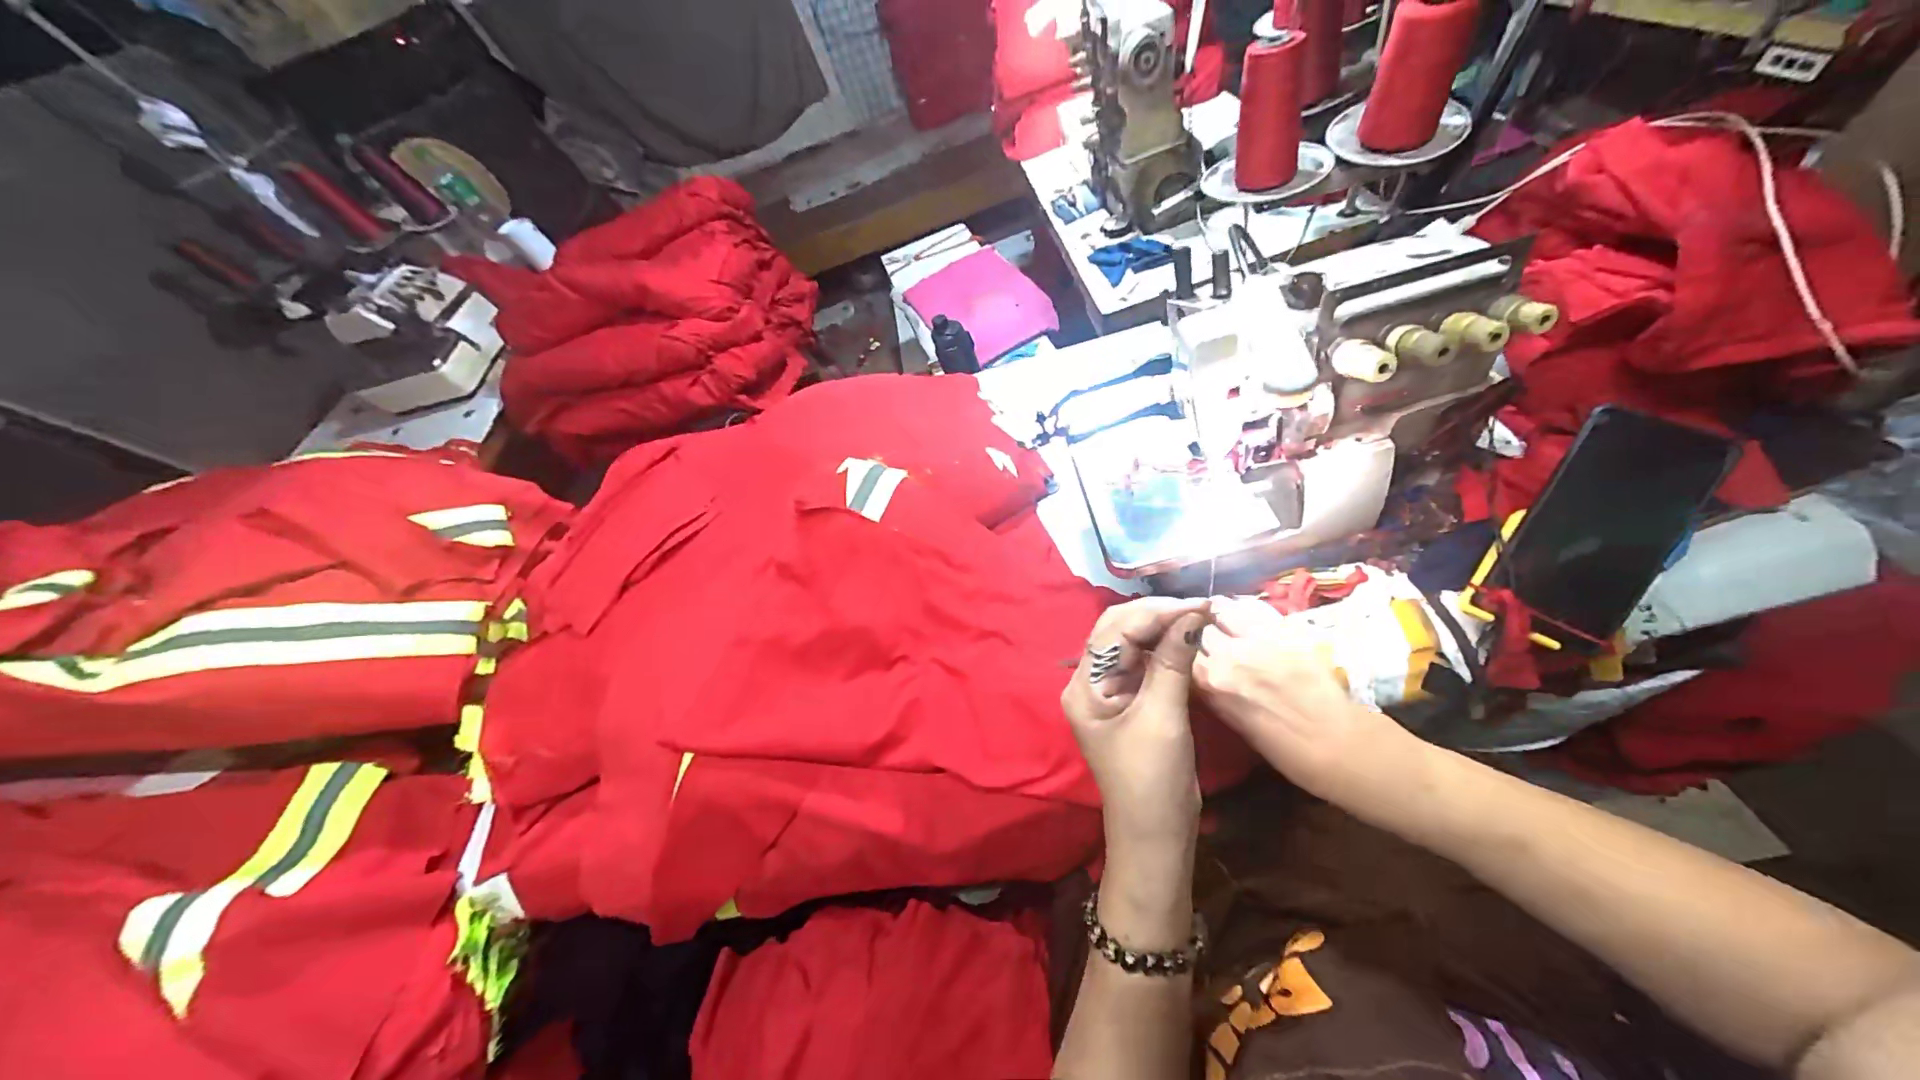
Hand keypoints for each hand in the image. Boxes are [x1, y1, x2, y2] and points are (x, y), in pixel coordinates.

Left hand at [1061, 597, 1209, 852]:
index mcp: (1084, 686)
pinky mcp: (1134, 702)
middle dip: (1158, 615)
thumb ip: (1173, 664)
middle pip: (1120, 632)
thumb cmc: (1151, 779)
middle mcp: (1092, 682)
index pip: (1113, 631)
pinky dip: (1169, 649)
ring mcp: (1112, 692)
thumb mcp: (1162, 719)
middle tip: (1202, 608)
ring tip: (1201, 617)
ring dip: (1165, 628)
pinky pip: (1149, 664)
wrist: (1156, 834)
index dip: (1153, 613)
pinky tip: (1192, 640)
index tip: (1196, 604)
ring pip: (1135, 645)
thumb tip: (1192, 616)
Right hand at [1193, 596, 1405, 798]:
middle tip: (1193, 635)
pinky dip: (1243, 608)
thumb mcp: (1237, 726)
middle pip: (1197, 627)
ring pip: (1223, 610)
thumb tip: (1200, 675)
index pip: (1178, 651)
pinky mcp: (1287, 630)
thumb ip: (1215, 694)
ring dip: (1216, 614)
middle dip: (1193, 629)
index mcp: (1213, 685)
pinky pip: (1254, 608)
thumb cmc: (1290, 755)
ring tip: (1215, 618)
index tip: (1171, 648)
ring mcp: (1261, 639)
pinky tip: (1241, 614)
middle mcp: (1230, 655)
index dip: (1174, 647)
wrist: (1348, 749)